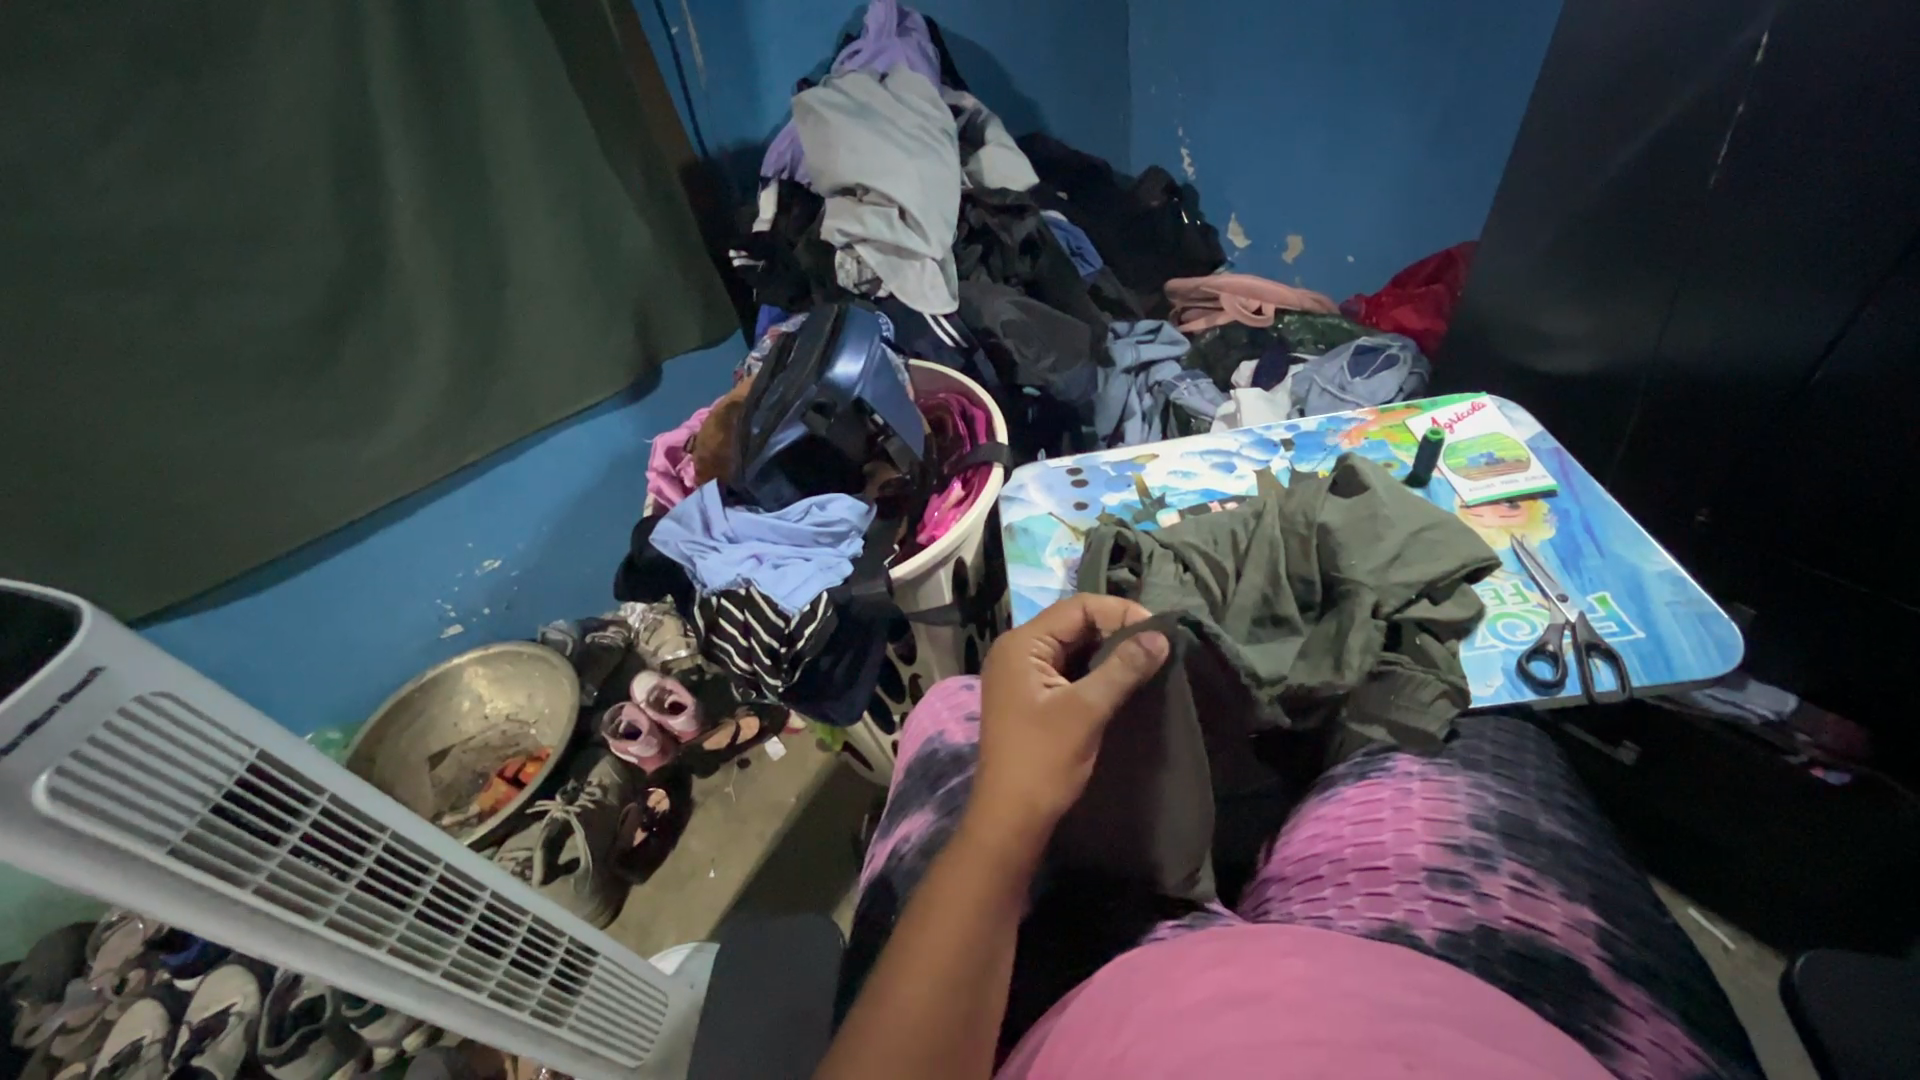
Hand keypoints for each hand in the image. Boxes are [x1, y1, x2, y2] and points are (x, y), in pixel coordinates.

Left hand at [964, 595, 1169, 860]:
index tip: (1159, 633)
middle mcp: (1017, 651)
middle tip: (1158, 648)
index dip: (1120, 613)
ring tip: (1147, 662)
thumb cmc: (1043, 761)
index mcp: (1021, 644)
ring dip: (1108, 651)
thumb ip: (1122, 668)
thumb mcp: (1086, 710)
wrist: (1010, 818)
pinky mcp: (1031, 696)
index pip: (1077, 607)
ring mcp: (1021, 674)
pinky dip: (1095, 671)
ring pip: (1073, 647)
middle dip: (1116, 630)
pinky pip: (1067, 669)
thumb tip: (1160, 635)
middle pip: (1074, 623)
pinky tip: (1122, 681)